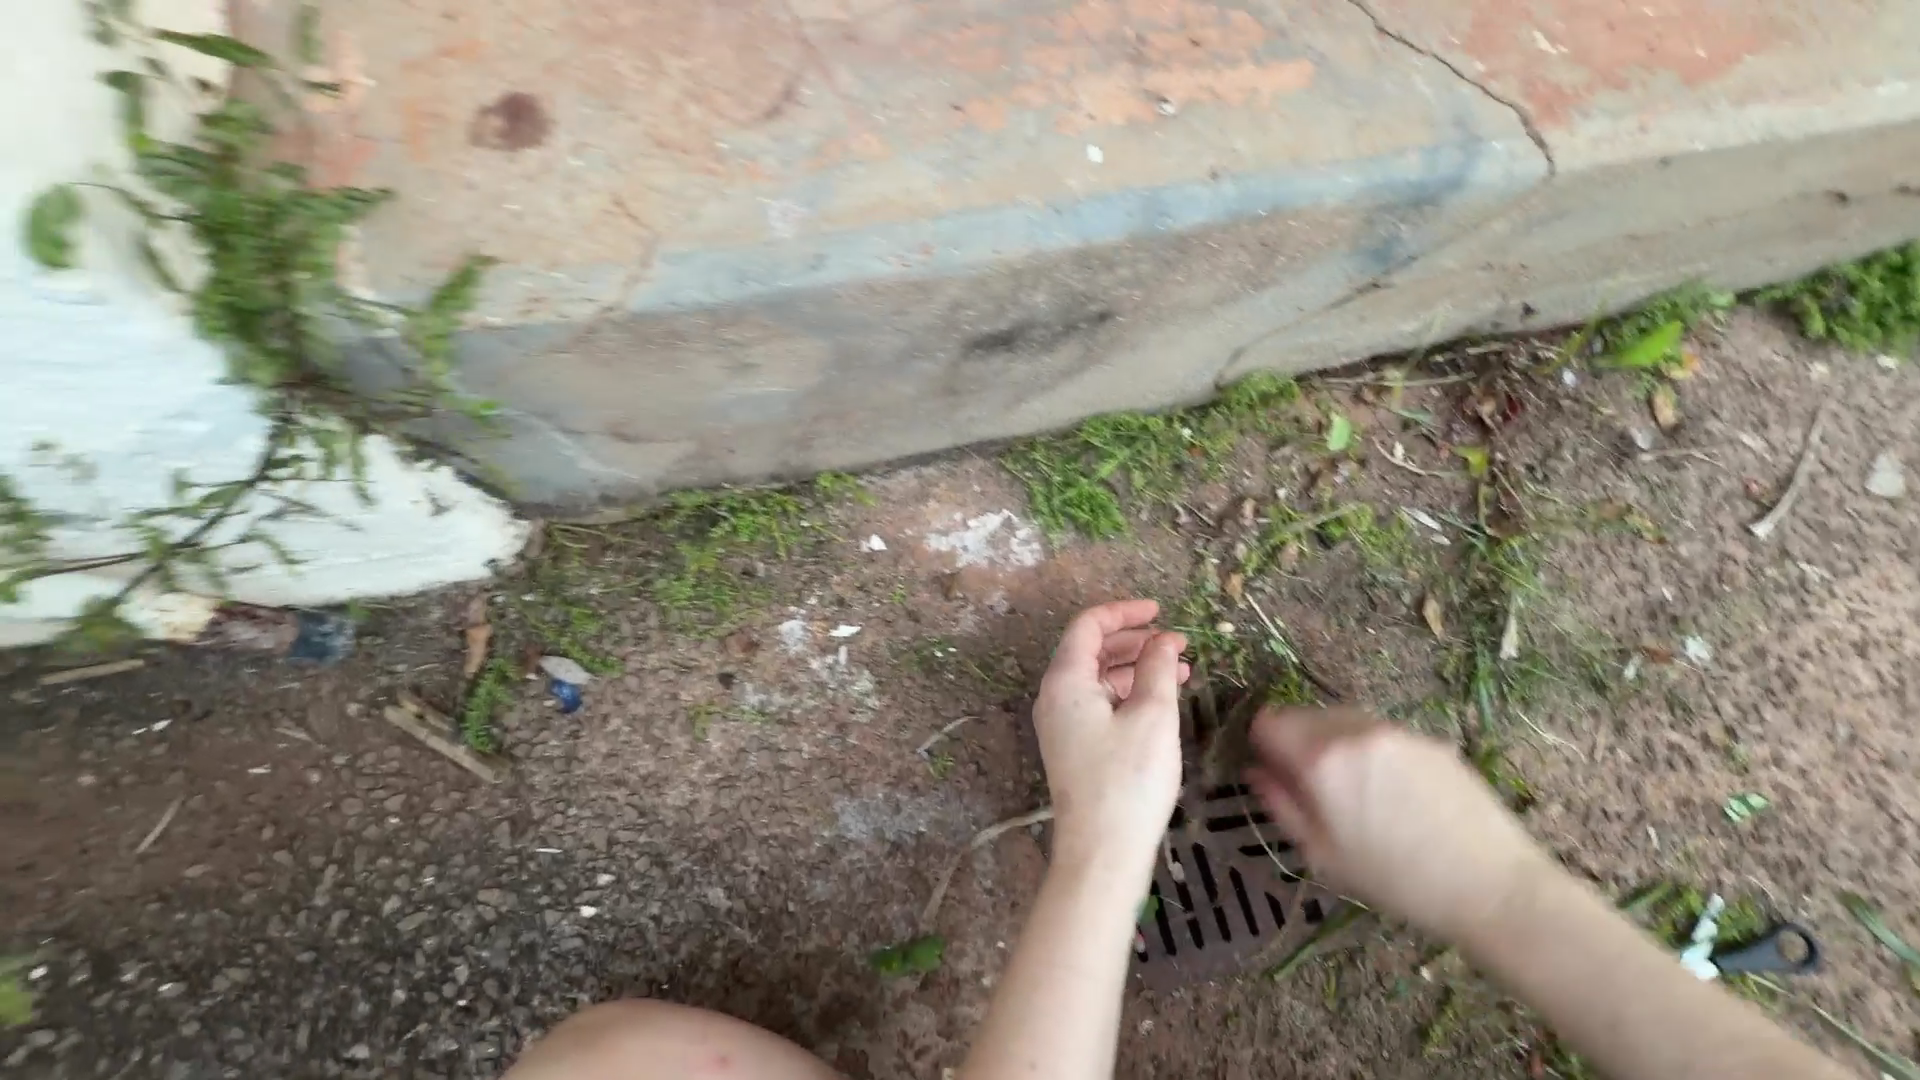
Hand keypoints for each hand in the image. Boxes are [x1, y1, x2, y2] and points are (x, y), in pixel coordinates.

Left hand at [1033, 600, 1189, 878]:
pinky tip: (1160, 700)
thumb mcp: (1152, 716)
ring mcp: (1061, 722)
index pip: (1088, 625)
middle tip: (1177, 643)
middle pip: (1091, 649)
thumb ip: (1157, 668)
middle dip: (1135, 641)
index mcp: (1064, 680)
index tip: (1160, 610)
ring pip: (1098, 678)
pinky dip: (1128, 694)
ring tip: (1180, 671)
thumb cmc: (1128, 780)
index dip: (1124, 612)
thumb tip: (1164, 639)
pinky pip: (1099, 703)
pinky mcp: (1073, 745)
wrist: (1102, 851)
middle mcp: (1054, 695)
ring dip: (1136, 668)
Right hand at [1245, 707, 1551, 939]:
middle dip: (1296, 741)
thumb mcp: (1323, 853)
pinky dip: (1369, 749)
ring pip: (1341, 718)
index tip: (1272, 770)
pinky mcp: (1428, 737)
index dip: (1261, 744)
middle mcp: (1353, 730)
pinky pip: (1378, 732)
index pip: (1267, 721)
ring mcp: (1394, 730)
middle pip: (1302, 714)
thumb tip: (1256, 772)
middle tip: (1311, 785)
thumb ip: (1280, 805)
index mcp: (1320, 758)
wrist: (1495, 887)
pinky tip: (1393, 791)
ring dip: (1331, 741)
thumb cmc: (1397, 880)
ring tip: (1354, 789)